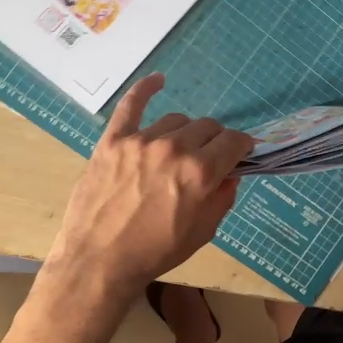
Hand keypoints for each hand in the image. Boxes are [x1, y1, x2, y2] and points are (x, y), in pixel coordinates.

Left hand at [43, 74, 252, 295]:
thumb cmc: (156, 252)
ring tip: (180, 150)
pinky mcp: (113, 141)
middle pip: (207, 127)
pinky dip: (145, 89)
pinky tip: (158, 80)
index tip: (242, 153)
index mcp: (200, 172)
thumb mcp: (203, 232)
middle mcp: (174, 148)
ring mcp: (140, 141)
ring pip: (176, 120)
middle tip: (210, 158)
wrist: (99, 261)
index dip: (242, 147)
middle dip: (215, 140)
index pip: (233, 142)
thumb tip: (230, 175)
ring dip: (186, 132)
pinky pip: (131, 105)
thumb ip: (222, 198)